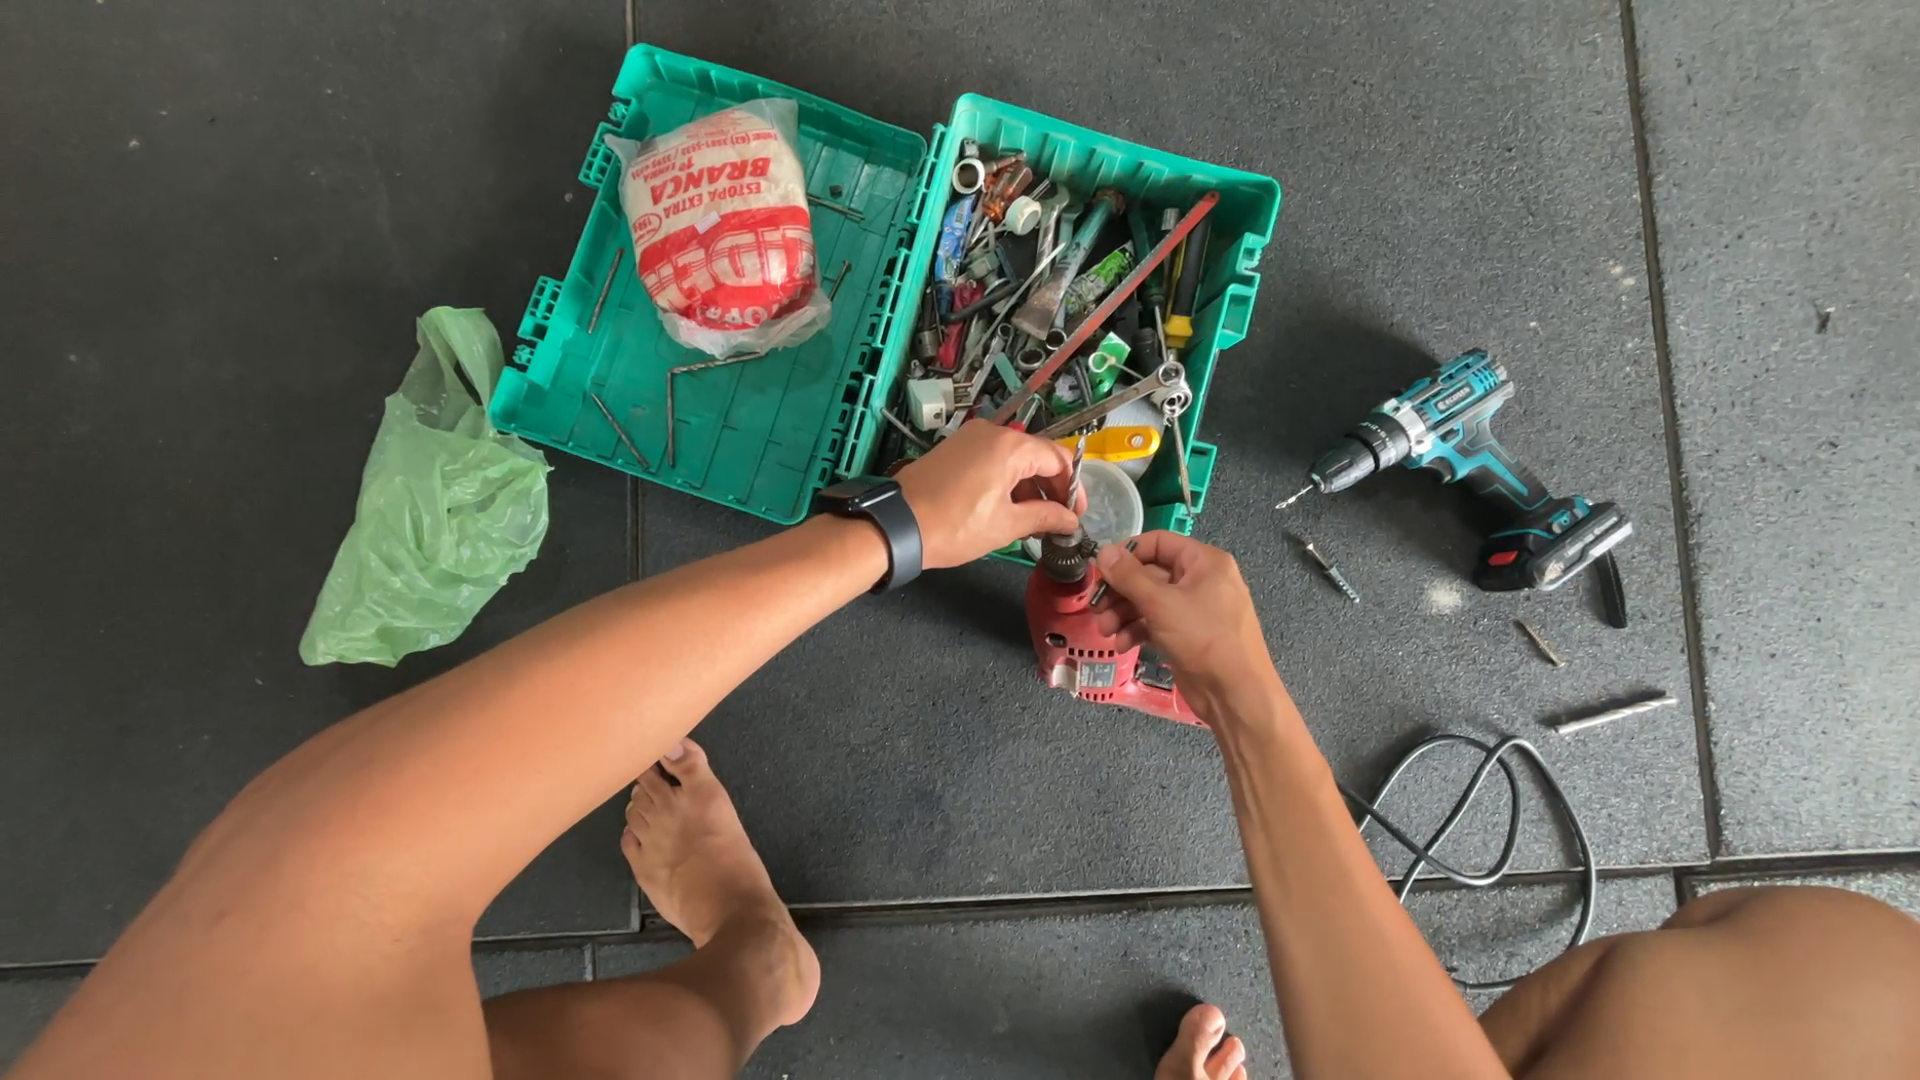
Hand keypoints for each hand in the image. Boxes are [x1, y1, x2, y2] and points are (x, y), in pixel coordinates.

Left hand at [893, 420, 1081, 568]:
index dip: (1073, 488)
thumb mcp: (1006, 525)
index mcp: (1010, 446)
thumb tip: (1070, 520)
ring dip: (1029, 488)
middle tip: (1058, 521)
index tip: (1076, 514)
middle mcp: (992, 432)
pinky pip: (992, 460)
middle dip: (1052, 488)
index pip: (1057, 459)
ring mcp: (970, 438)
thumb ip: (1045, 517)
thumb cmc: (953, 526)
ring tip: (1034, 522)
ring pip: (1014, 459)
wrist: (897, 525)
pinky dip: (1007, 481)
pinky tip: (1009, 509)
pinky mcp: (954, 450)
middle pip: (1037, 456)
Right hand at [1091, 532, 1276, 696]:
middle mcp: (1200, 580)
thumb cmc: (1204, 639)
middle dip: (1119, 591)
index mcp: (1204, 562)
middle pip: (1149, 573)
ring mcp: (1193, 609)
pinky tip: (1121, 645)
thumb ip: (1128, 576)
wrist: (1235, 694)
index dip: (1127, 553)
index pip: (1158, 542)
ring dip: (1122, 613)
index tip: (1100, 570)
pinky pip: (1155, 622)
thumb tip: (1103, 551)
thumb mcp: (1161, 604)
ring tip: (1105, 630)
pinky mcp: (1186, 634)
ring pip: (1148, 600)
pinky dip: (1136, 630)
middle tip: (1096, 606)